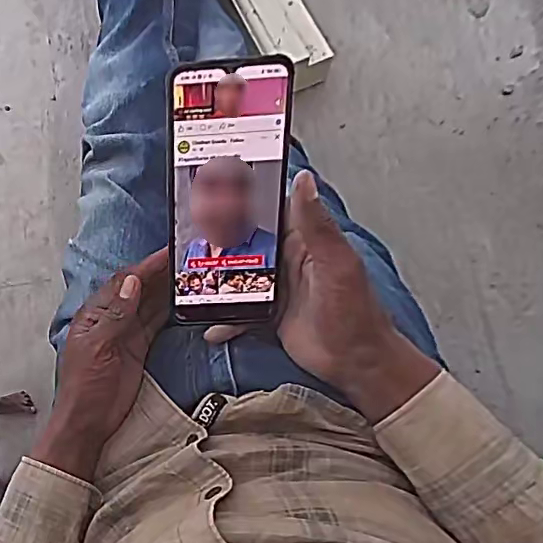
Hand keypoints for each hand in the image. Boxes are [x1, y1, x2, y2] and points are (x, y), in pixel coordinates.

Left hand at [30, 248, 172, 478]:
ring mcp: (125, 334)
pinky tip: (184, 302)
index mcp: (94, 315)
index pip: (123, 283)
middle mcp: (110, 320)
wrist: (88, 423)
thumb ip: (116, 316)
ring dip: (168, 290)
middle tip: (189, 259)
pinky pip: (155, 324)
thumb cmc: (85, 388)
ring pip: (149, 305)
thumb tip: (132, 282)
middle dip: (161, 274)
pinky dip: (169, 312)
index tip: (169, 252)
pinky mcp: (138, 349)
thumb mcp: (98, 349)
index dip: (146, 267)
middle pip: (139, 290)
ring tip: (192, 274)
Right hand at [204, 171, 438, 419]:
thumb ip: (316, 225)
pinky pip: (240, 312)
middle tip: (188, 239)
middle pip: (246, 244)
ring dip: (216, 281)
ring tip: (191, 283)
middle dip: (219, 241)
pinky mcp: (268, 314)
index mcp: (304, 240)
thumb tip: (303, 180)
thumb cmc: (354, 312)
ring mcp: (276, 288)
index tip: (214, 190)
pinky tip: (210, 326)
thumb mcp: (334, 264)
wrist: (354, 362)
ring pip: (238, 277)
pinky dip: (224, 319)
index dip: (245, 200)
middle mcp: (287, 260)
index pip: (270, 211)